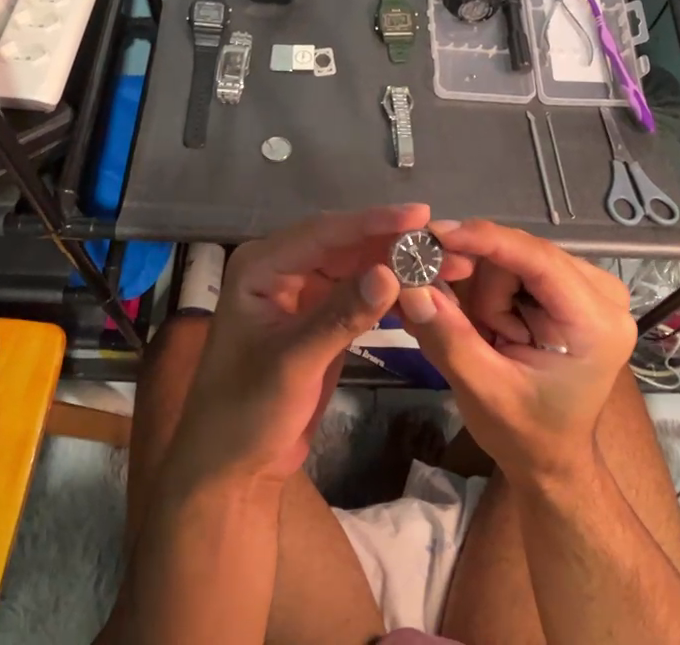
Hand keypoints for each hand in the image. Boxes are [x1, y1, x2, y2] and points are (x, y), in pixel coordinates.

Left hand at [169, 204, 471, 484]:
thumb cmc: (246, 410)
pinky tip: (423, 293)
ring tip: (448, 265)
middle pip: (346, 246)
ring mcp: (303, 294)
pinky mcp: (321, 319)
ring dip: (398, 267)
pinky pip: (360, 295)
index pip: (324, 233)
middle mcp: (282, 270)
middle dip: (394, 244)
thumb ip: (340, 317)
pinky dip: (389, 295)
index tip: (421, 215)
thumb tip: (389, 273)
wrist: (231, 463)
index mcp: (262, 266)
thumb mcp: (294, 363)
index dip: (373, 223)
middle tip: (446, 244)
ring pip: (358, 268)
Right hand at [395, 220, 635, 482]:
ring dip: (488, 293)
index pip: (539, 259)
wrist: (551, 458)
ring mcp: (592, 289)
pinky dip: (495, 292)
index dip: (486, 240)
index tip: (436, 233)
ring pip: (515, 258)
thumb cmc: (525, 432)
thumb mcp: (482, 390)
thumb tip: (410, 288)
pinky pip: (519, 267)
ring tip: (491, 338)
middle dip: (484, 286)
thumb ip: (449, 337)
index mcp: (596, 324)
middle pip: (523, 254)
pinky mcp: (574, 290)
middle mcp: (604, 296)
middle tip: (473, 328)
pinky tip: (495, 326)